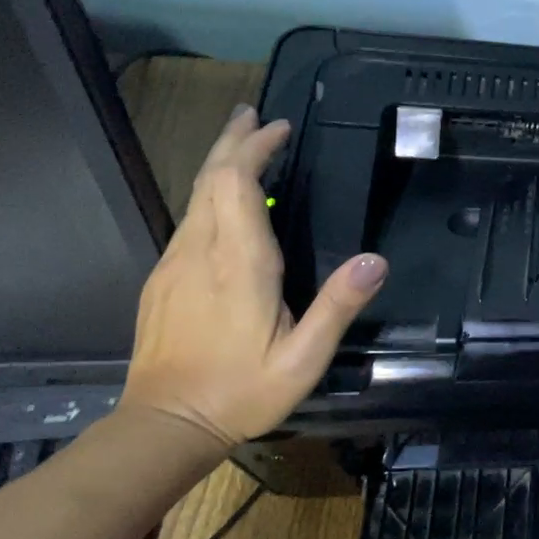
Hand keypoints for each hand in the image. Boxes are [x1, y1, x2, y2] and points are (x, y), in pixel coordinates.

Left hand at [122, 105, 387, 446]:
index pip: (235, 183)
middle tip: (254, 113)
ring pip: (193, 196)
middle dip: (232, 141)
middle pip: (207, 178)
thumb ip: (338, 306)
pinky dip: (209, 193)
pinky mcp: (163, 280)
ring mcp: (174, 265)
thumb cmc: (242, 391)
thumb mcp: (304, 357)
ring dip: (219, 163)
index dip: (254, 148)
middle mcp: (200, 253)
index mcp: (238, 264)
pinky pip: (188, 219)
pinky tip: (225, 202)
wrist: (164, 425)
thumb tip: (375, 260)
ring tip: (244, 143)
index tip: (279, 128)